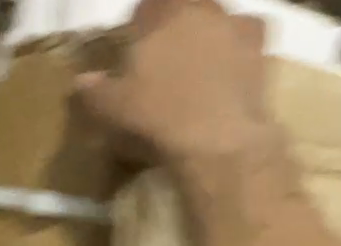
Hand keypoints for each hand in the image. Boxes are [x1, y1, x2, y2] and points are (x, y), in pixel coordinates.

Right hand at [77, 0, 279, 173]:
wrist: (214, 136)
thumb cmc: (154, 116)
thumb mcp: (111, 109)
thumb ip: (94, 90)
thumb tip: (81, 80)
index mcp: (161, 15)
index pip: (146, 6)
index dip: (138, 24)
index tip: (132, 44)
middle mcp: (200, 8)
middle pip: (184, 5)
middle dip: (173, 24)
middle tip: (163, 55)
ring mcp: (233, 22)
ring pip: (215, 16)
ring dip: (204, 32)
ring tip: (194, 63)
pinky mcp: (259, 44)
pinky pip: (246, 32)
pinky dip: (236, 43)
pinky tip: (228, 65)